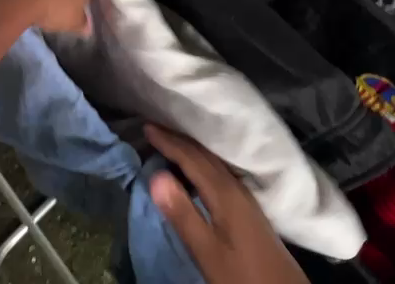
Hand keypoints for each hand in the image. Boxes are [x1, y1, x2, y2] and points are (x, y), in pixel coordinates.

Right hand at [146, 125, 307, 283]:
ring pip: (213, 160)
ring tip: (170, 142)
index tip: (147, 126)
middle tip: (155, 127)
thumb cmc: (241, 273)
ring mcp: (244, 194)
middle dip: (178, 138)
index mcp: (224, 192)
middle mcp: (235, 185)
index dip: (168, 141)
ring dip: (190, 148)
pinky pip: (219, 169)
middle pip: (204, 153)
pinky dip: (201, 161)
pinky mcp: (247, 205)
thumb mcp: (207, 250)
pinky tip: (196, 170)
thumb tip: (156, 176)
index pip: (192, 157)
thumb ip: (183, 214)